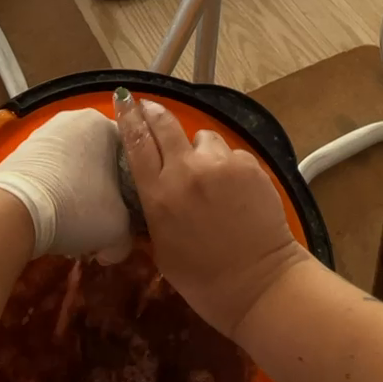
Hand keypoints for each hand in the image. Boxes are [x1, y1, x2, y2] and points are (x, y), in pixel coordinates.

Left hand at [0, 108, 132, 260]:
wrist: (11, 211)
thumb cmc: (75, 207)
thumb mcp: (117, 229)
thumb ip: (128, 235)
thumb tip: (116, 246)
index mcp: (103, 123)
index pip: (132, 152)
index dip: (134, 185)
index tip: (128, 211)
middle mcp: (75, 118)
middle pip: (101, 157)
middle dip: (103, 189)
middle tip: (101, 221)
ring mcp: (44, 131)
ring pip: (74, 165)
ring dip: (77, 191)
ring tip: (73, 224)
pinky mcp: (20, 149)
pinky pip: (49, 170)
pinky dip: (54, 190)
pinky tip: (51, 216)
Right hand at [115, 90, 313, 337]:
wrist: (258, 283)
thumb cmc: (203, 278)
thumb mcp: (161, 247)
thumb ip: (153, 208)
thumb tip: (149, 183)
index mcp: (159, 195)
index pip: (136, 142)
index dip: (128, 116)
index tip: (123, 99)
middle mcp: (186, 171)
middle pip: (164, 124)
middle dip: (154, 112)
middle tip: (151, 109)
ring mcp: (219, 164)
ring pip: (203, 138)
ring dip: (202, 151)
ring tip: (211, 178)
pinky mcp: (247, 163)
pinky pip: (230, 153)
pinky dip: (229, 166)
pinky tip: (235, 191)